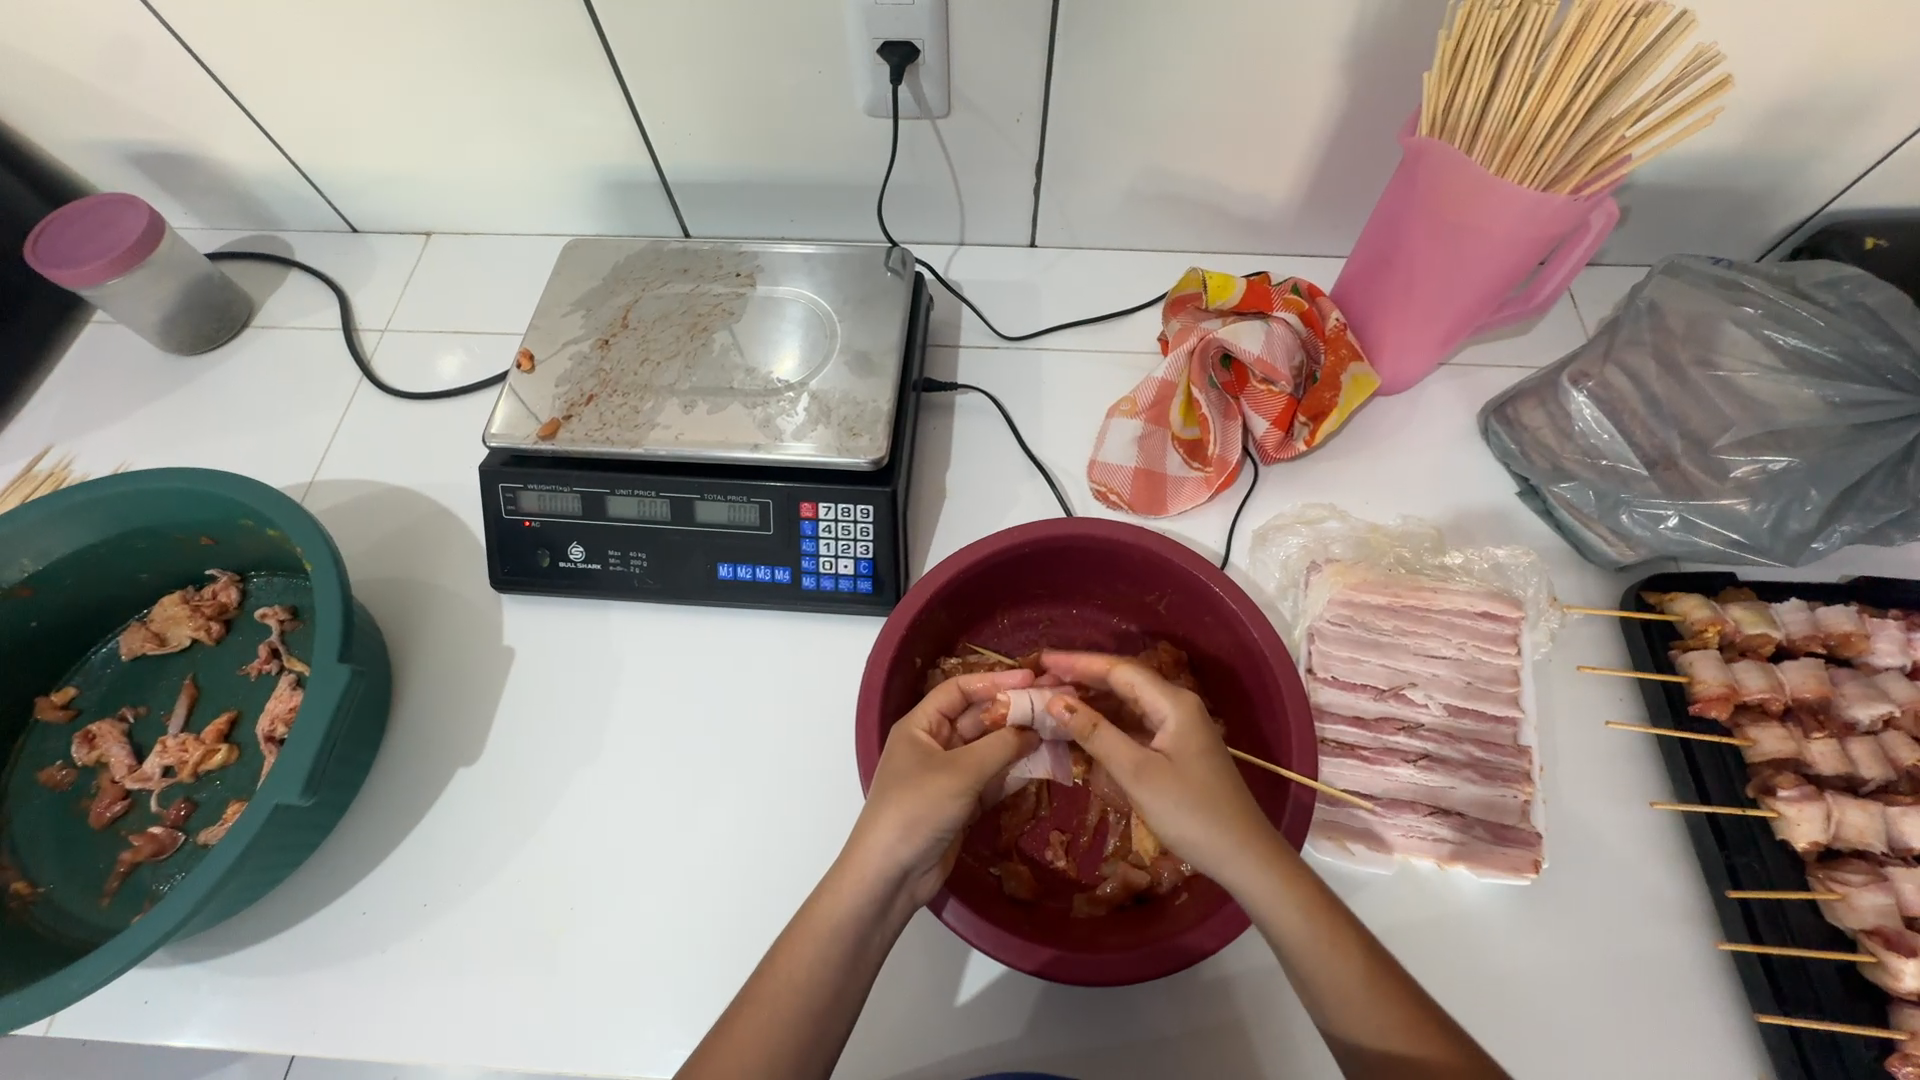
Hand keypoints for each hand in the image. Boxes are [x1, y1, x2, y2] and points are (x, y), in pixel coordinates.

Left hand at [848, 670, 1040, 905]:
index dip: (994, 682)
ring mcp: (948, 775)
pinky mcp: (961, 803)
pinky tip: (1044, 763)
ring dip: (1019, 742)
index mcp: (921, 725)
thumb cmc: (917, 809)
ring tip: (1057, 731)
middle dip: (1014, 713)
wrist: (891, 874)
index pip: (959, 690)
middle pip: (978, 719)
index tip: (1031, 679)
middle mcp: (933, 744)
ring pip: (989, 749)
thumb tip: (1034, 730)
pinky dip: (1015, 771)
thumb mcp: (960, 772)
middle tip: (1053, 705)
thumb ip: (1001, 747)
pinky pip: (992, 778)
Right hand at [1041, 651, 1283, 887]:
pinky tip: (1084, 729)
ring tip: (1054, 701)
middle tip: (1040, 681)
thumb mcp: (1137, 773)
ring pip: (1128, 703)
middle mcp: (1177, 705)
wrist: (1244, 856)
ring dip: (1092, 701)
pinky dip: (1108, 723)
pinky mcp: (1177, 749)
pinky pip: (1136, 724)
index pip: (1117, 670)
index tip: (1041, 661)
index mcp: (1172, 703)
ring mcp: (1179, 727)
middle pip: (1123, 681)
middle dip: (1081, 678)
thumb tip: (1055, 701)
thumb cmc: (1191, 813)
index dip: (1077, 663)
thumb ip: (1095, 733)